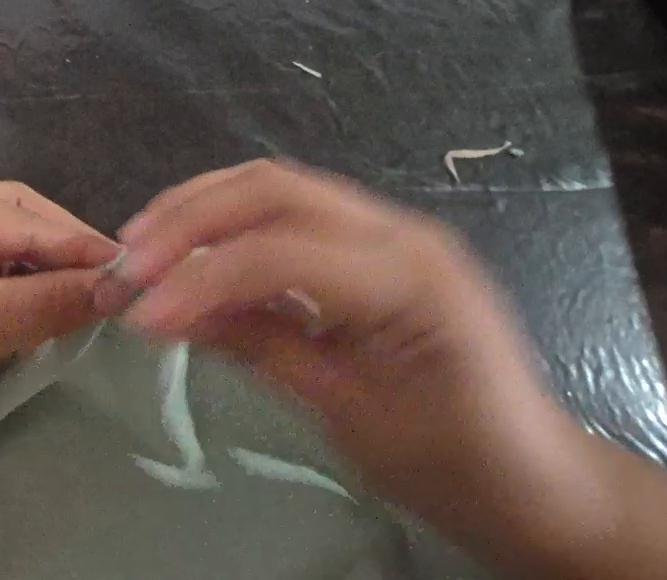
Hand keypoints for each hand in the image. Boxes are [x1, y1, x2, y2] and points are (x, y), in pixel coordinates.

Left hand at [0, 181, 114, 474]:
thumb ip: (45, 301)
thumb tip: (120, 287)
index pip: (23, 218)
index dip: (80, 246)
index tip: (137, 274)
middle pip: (13, 223)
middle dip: (61, 253)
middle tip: (114, 285)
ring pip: (0, 253)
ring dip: (40, 276)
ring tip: (85, 303)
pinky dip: (13, 297)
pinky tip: (39, 319)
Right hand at [99, 160, 611, 559]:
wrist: (540, 481)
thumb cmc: (457, 466)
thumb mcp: (351, 418)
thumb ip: (260, 348)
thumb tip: (164, 314)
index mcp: (410, 276)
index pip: (279, 253)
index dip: (198, 279)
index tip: (137, 316)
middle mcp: (396, 229)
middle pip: (270, 189)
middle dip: (187, 219)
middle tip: (127, 261)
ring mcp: (384, 225)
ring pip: (270, 185)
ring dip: (198, 208)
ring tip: (141, 243)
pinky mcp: (366, 238)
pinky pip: (283, 209)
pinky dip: (225, 221)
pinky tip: (186, 246)